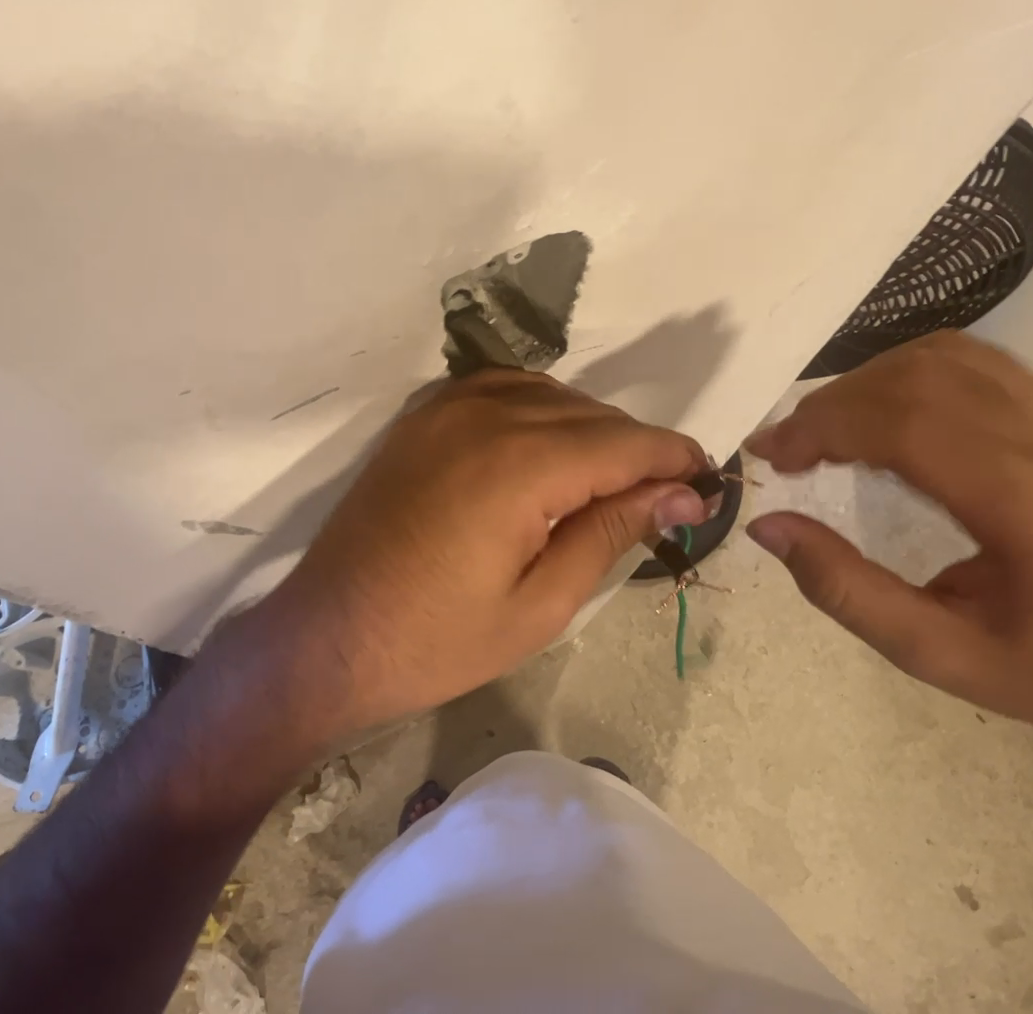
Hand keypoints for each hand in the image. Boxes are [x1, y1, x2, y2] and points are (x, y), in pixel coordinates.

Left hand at [247, 370, 710, 742]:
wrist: (326, 639)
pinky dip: (539, 410)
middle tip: (664, 499)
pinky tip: (547, 450)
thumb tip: (682, 494)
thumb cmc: (435, 643)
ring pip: (549, 395)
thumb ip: (612, 533)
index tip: (706, 484)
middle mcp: (484, 416)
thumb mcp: (540, 605)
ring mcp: (444, 409)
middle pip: (592, 415)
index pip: (625, 443)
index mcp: (520, 466)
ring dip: (590, 429)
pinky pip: (500, 389)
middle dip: (637, 451)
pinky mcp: (420, 418)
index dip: (674, 460)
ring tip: (608, 483)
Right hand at [745, 331, 1032, 770]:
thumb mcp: (934, 655)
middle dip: (833, 403)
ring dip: (868, 382)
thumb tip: (768, 528)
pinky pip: (977, 366)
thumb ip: (844, 590)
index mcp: (1028, 503)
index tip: (770, 455)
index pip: (905, 424)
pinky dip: (910, 376)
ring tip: (826, 431)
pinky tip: (882, 415)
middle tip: (786, 448)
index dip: (822, 426)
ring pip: (947, 357)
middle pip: (919, 379)